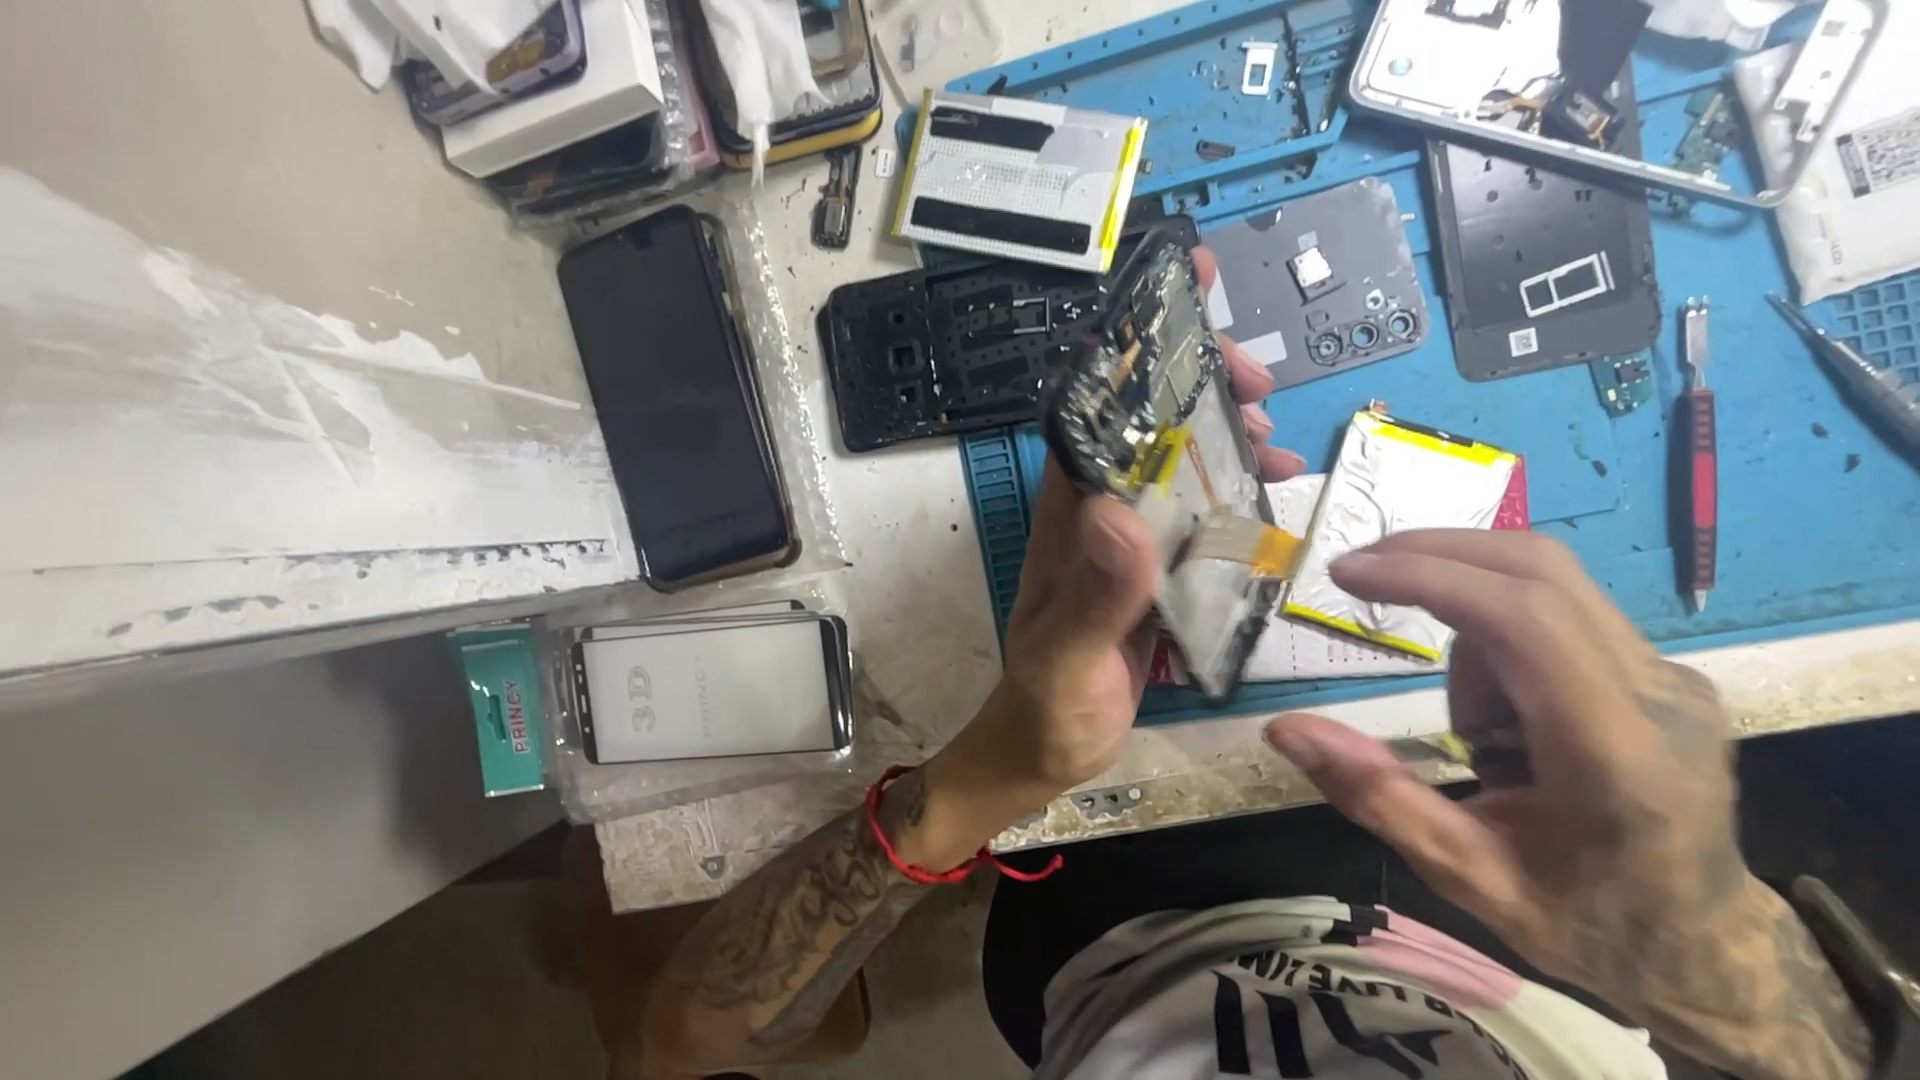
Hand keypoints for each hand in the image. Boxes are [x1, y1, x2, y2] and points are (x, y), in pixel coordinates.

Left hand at [929, 246, 1304, 825]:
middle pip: (1147, 425)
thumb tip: (1120, 514)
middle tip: (1257, 381)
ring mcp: (1129, 541)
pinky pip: (1200, 513)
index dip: (1137, 352)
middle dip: (1198, 386)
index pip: (1095, 411)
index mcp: (1068, 516)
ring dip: (1223, 432)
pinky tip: (1271, 488)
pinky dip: (1237, 490)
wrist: (1047, 752)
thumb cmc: (1047, 708)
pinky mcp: (1157, 570)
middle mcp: (1098, 514)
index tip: (1186, 299)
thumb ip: (1093, 597)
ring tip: (1273, 431)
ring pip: (1179, 462)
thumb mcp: (1067, 658)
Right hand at [1263, 531, 1870, 1079]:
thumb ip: (1374, 795)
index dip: (1427, 576)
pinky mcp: (1662, 670)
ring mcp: (1670, 676)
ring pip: (1542, 586)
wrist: (1703, 946)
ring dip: (1470, 623)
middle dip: (1434, 555)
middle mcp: (1656, 694)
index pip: (1523, 619)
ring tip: (1473, 735)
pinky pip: (1560, 610)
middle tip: (1358, 574)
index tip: (1347, 573)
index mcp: (1612, 752)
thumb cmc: (1580, 920)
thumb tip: (1283, 729)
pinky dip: (1499, 632)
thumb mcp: (1463, 874)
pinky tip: (1503, 717)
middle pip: (1537, 569)